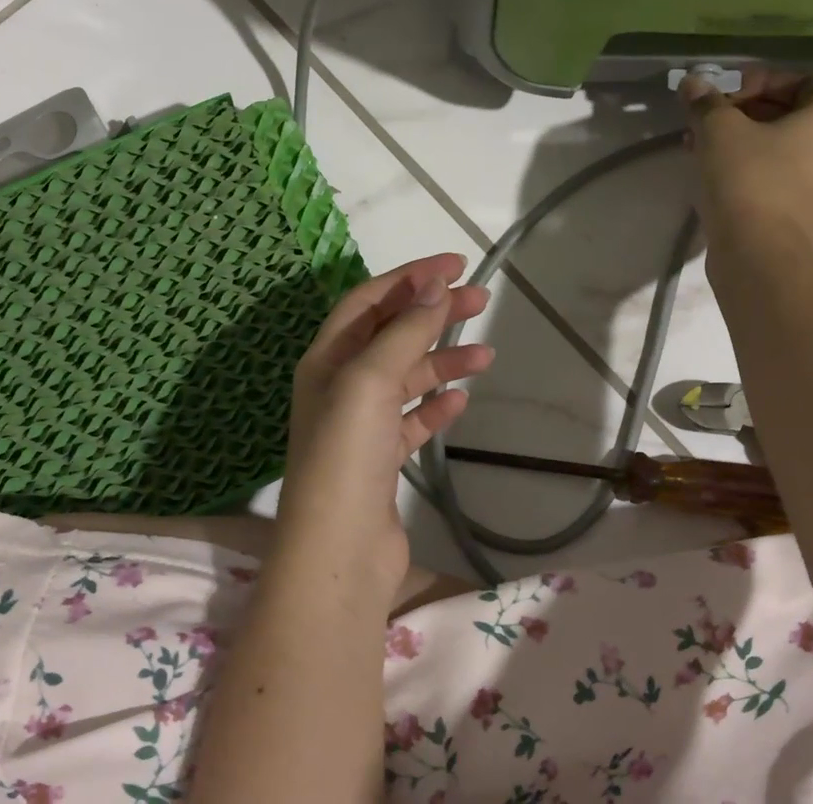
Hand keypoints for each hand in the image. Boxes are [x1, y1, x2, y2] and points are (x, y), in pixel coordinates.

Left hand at [279, 254, 492, 593]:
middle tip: (481, 299)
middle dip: (432, 313)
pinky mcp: (380, 460)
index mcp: (326, 358)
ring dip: (442, 360)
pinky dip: (435, 405)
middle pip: (390, 334)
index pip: (369, 300)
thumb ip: (404, 330)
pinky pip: (411, 420)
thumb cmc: (346, 453)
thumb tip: (434, 283)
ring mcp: (359, 424)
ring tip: (486, 355)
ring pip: (406, 377)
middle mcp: (338, 385)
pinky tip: (461, 400)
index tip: (456, 264)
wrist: (339, 549)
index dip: (410, 278)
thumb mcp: (370, 379)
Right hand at [679, 69, 812, 256]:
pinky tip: (728, 180)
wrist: (762, 255)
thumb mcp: (718, 131)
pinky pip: (797, 178)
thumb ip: (706, 102)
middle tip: (711, 124)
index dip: (762, 81)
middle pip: (800, 114)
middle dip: (750, 114)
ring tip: (710, 152)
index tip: (726, 97)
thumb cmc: (748, 179)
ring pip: (795, 148)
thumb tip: (692, 82)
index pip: (806, 79)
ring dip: (753, 143)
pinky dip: (766, 171)